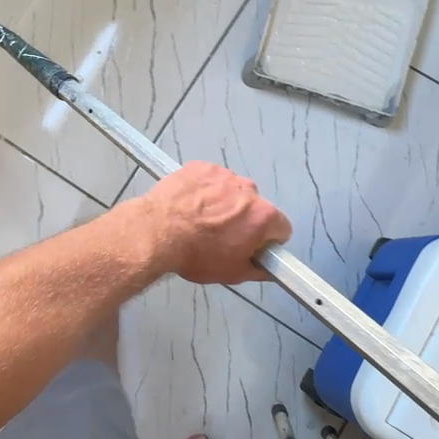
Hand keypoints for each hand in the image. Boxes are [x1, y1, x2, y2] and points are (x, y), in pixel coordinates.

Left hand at [126, 162, 291, 284]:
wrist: (157, 231)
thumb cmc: (197, 255)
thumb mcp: (232, 273)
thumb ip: (258, 269)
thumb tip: (269, 268)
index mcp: (264, 215)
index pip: (282, 228)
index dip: (268, 240)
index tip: (251, 247)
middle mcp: (249, 188)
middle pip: (256, 206)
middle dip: (244, 219)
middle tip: (221, 235)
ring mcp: (223, 174)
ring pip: (232, 191)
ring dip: (223, 202)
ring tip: (199, 219)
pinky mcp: (201, 166)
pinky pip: (210, 179)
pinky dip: (203, 189)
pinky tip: (188, 203)